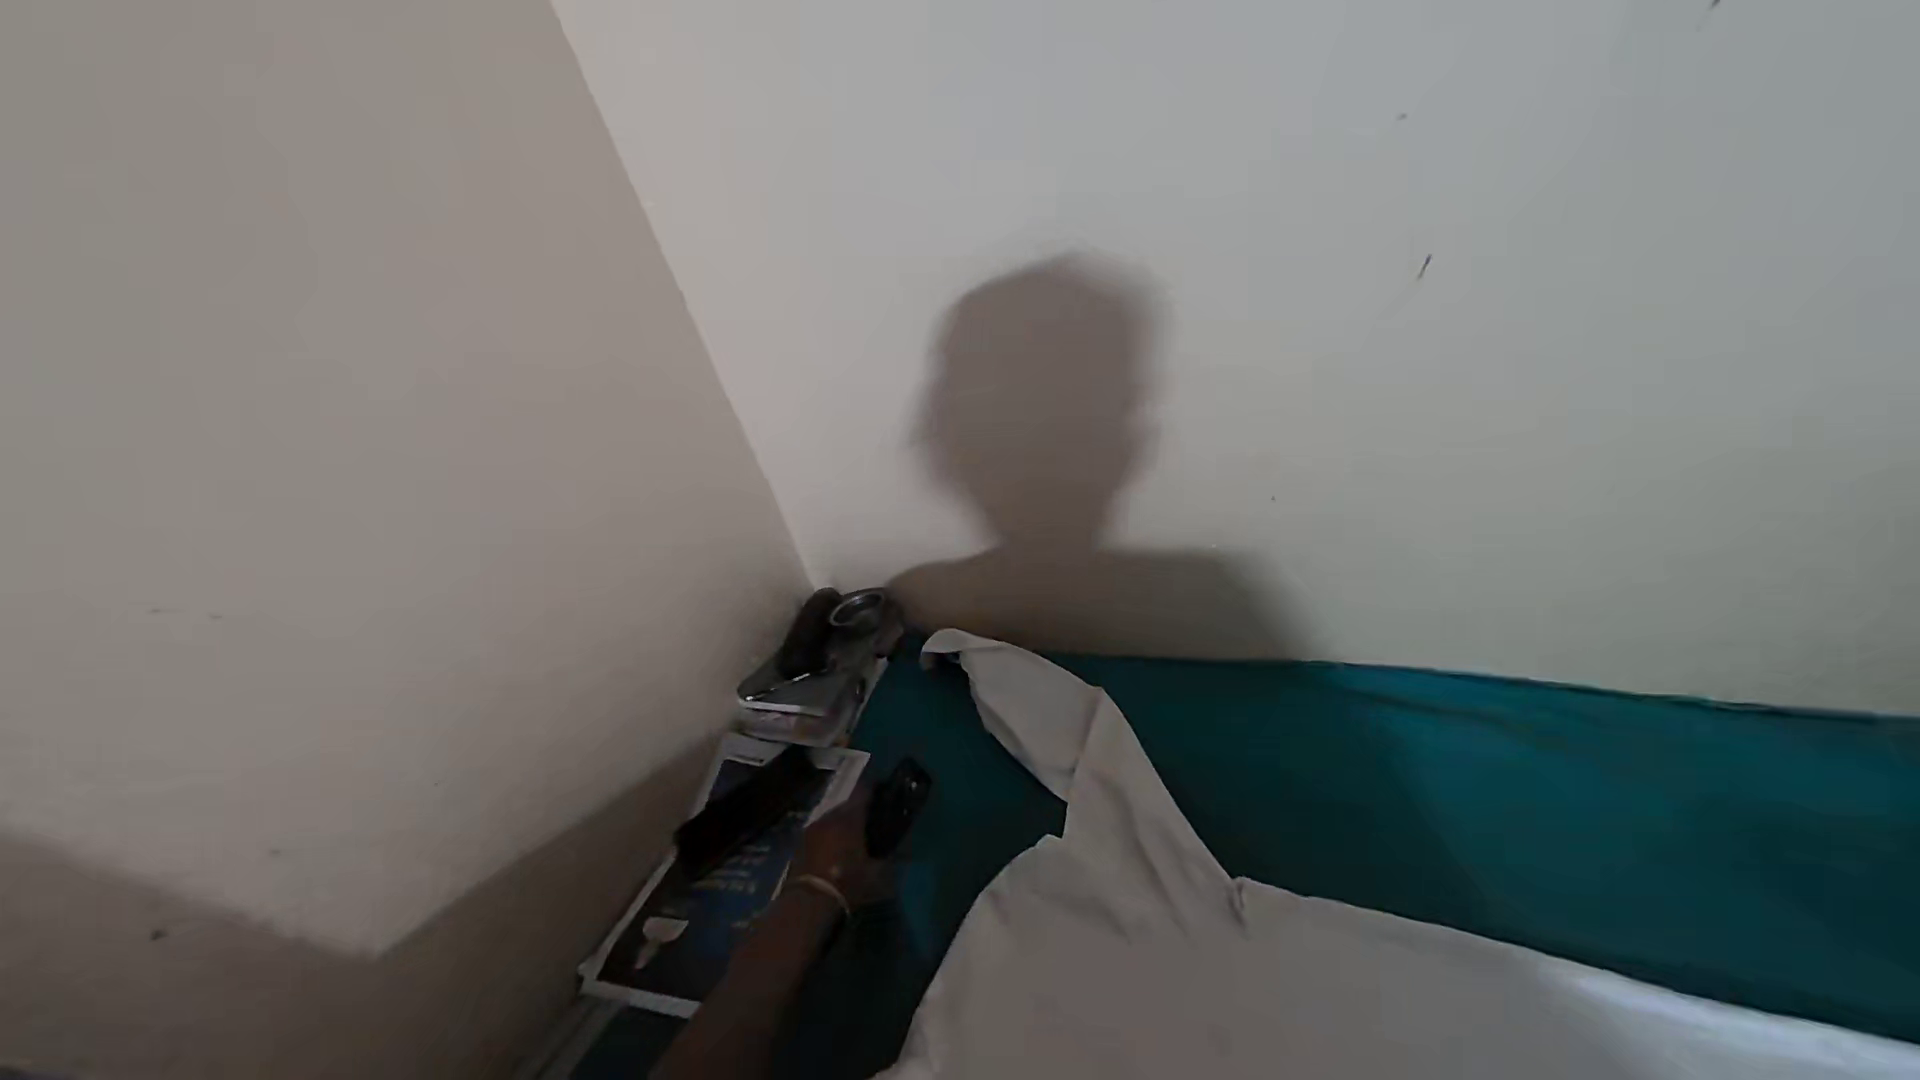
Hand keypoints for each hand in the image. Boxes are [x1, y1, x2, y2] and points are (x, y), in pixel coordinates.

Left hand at [792, 785, 893, 907]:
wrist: (808, 902)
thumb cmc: (846, 883)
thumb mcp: (875, 875)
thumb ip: (888, 859)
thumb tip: (902, 851)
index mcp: (850, 819)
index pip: (863, 792)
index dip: (873, 789)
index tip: (881, 791)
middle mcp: (830, 817)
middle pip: (846, 804)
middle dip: (857, 808)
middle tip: (867, 819)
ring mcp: (813, 828)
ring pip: (831, 816)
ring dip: (841, 821)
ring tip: (849, 834)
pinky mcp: (800, 841)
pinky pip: (819, 829)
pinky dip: (828, 833)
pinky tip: (832, 847)